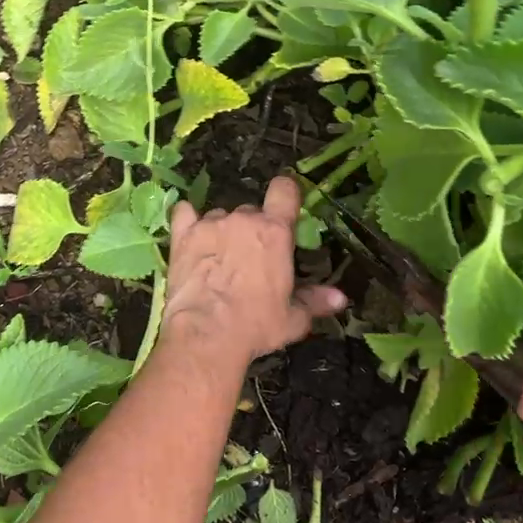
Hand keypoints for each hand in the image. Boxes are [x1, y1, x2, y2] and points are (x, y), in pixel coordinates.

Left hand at [163, 176, 347, 362]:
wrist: (206, 332)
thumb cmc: (256, 325)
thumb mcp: (293, 318)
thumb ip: (314, 301)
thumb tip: (340, 297)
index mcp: (275, 232)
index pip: (285, 190)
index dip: (286, 194)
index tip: (284, 206)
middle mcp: (243, 219)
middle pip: (251, 212)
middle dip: (253, 230)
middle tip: (251, 259)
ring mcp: (210, 224)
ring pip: (221, 216)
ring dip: (223, 231)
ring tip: (219, 259)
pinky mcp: (183, 235)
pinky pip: (184, 213)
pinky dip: (189, 220)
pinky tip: (190, 234)